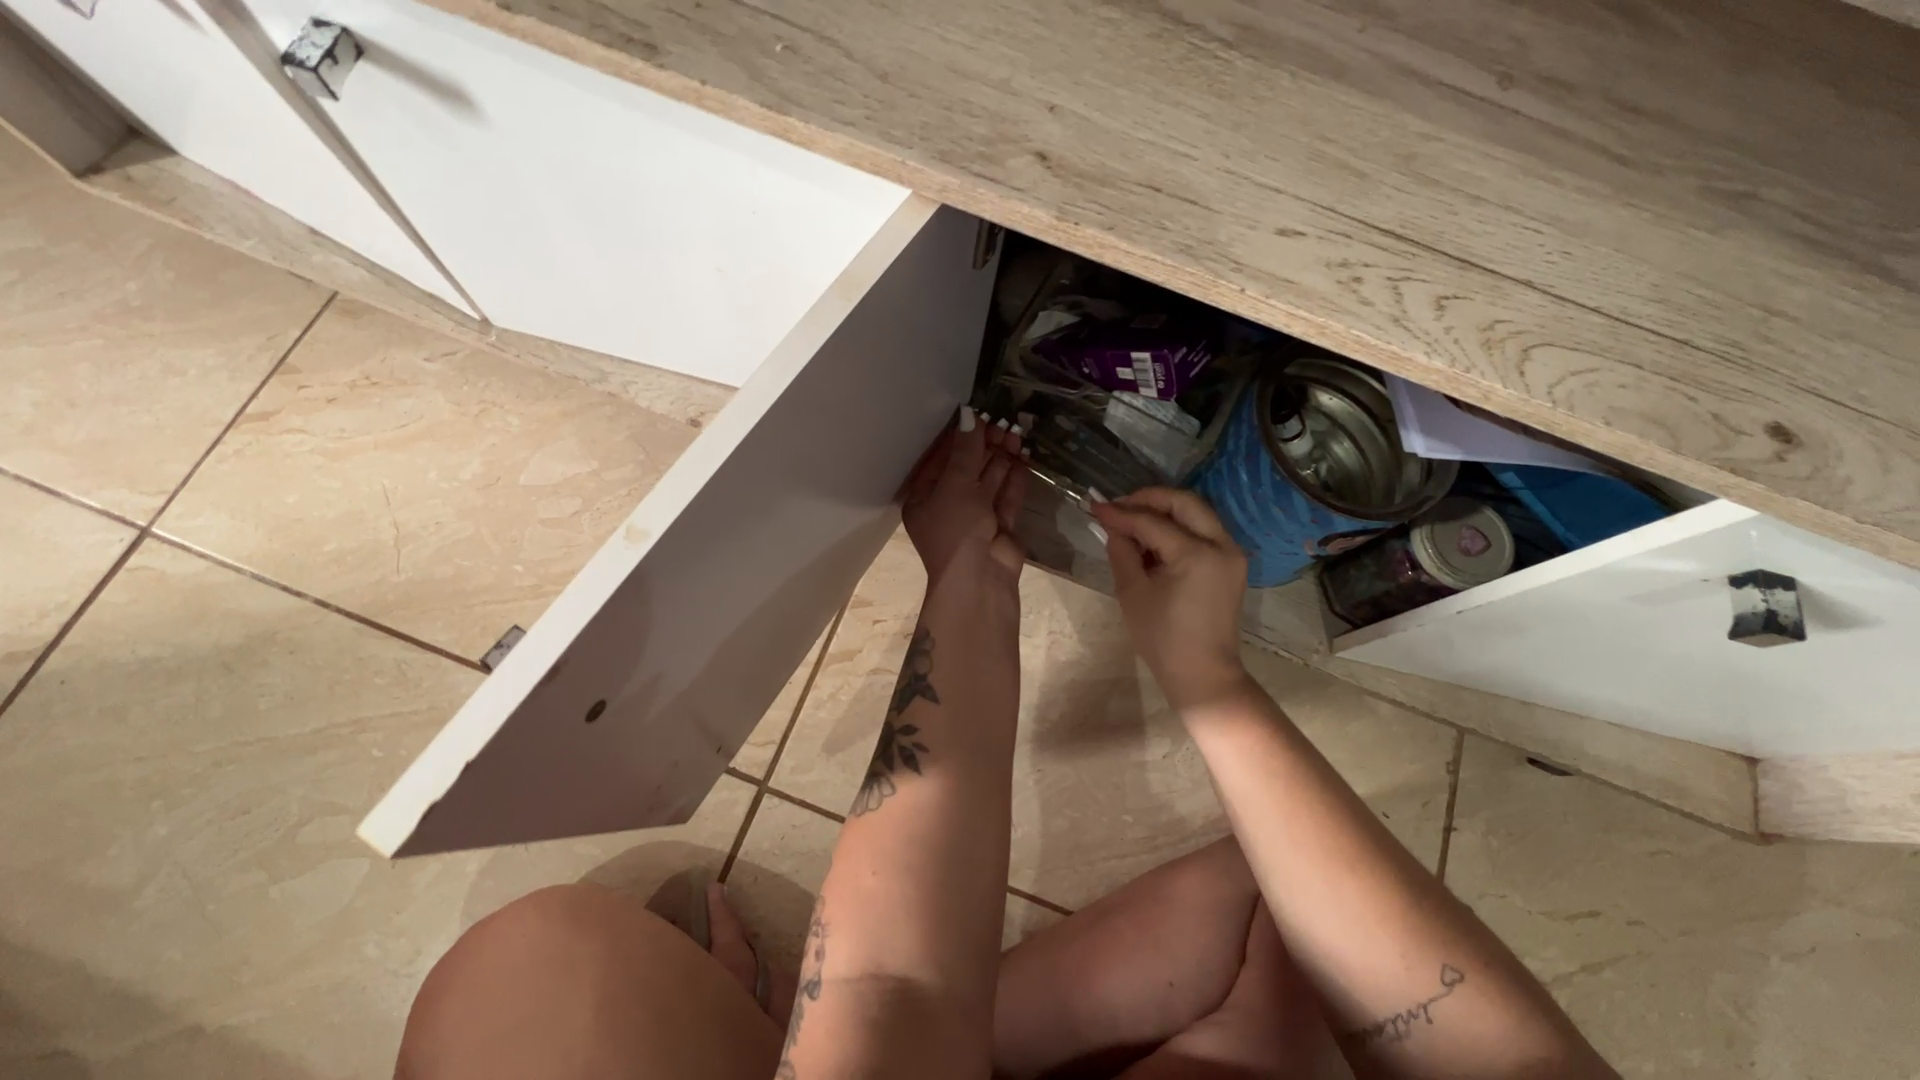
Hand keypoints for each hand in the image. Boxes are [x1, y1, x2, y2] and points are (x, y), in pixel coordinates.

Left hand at [902, 406, 1028, 588]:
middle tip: (1003, 423)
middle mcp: (946, 508)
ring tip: (1016, 434)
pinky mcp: (998, 528)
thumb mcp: (956, 484)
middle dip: (984, 447)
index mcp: (923, 499)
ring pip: (988, 482)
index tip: (977, 415)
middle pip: (966, 469)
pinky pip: (1005, 498)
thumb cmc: (956, 528)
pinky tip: (1024, 459)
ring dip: (1001, 459)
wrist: (980, 579)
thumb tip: (969, 414)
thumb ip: (966, 450)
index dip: (958, 438)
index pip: (939, 460)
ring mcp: (974, 519)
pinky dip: (1014, 479)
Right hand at [1091, 488, 1249, 708]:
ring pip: (1197, 514)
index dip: (1122, 513)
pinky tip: (1154, 539)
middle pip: (1185, 503)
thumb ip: (1122, 552)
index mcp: (1197, 554)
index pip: (1153, 522)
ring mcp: (1232, 554)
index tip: (1096, 507)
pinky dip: (1179, 527)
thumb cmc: (1162, 639)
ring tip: (1133, 521)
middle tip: (1119, 506)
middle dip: (1149, 499)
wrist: (1202, 674)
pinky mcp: (1231, 564)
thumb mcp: (1132, 593)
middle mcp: (1222, 545)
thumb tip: (1115, 527)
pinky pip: (1204, 532)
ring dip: (1165, 511)